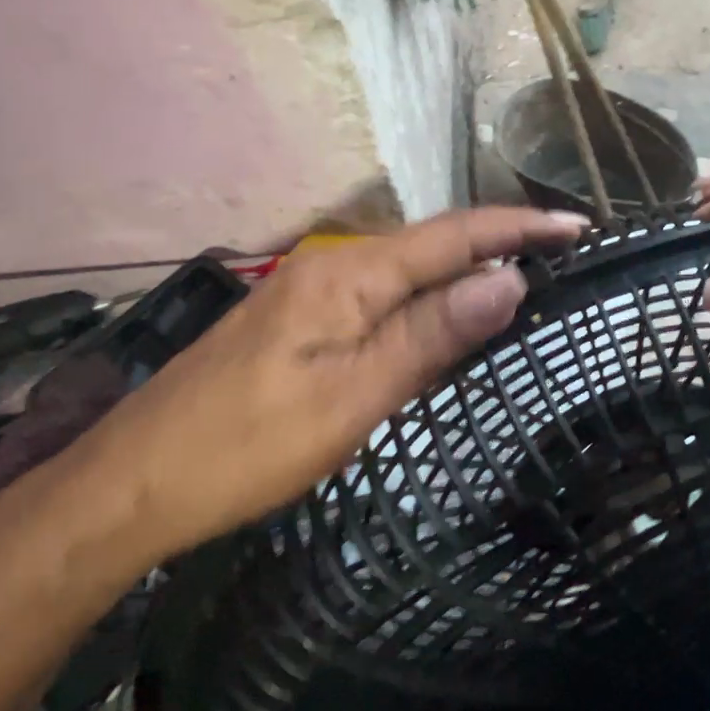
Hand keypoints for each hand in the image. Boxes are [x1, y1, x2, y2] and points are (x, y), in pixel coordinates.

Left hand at [68, 208, 590, 557]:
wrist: (130, 484)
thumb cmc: (247, 446)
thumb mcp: (354, 396)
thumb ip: (434, 334)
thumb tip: (509, 280)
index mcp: (350, 275)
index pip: (455, 236)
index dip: (520, 227)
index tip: (580, 226)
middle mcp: (332, 266)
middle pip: (433, 243)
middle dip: (501, 241)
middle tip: (564, 253)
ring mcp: (310, 291)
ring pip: (408, 268)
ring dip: (467, 267)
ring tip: (524, 274)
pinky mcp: (299, 319)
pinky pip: (384, 292)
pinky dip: (430, 295)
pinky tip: (446, 311)